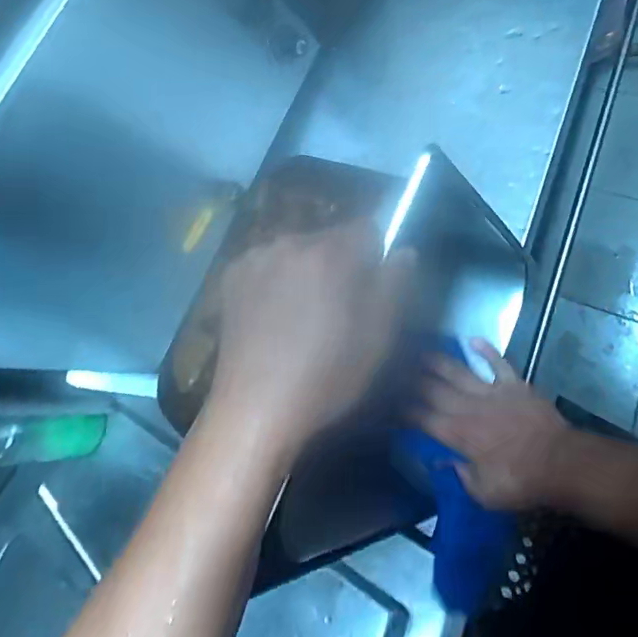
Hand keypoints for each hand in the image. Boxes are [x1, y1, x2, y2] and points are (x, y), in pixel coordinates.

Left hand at [209, 219, 415, 457]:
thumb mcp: (376, 337)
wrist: (255, 409)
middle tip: (339, 309)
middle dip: (341, 262)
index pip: (367, 227)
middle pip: (330, 237)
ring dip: (308, 269)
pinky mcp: (233, 275)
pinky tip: (275, 315)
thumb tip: (404, 250)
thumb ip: (393, 285)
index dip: (375, 254)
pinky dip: (278, 277)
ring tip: (304, 315)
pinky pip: (269, 262)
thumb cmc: (326, 377)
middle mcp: (289, 244)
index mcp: (328, 255)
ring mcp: (255, 257)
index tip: (371, 287)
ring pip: (298, 249)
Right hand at [413, 339, 573, 510]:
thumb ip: (460, 475)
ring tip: (423, 352)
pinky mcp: (514, 384)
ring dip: (440, 362)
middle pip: (436, 390)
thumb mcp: (484, 492)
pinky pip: (497, 363)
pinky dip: (486, 350)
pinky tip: (473, 340)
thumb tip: (441, 462)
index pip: (424, 419)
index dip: (406, 411)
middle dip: (415, 381)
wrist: (559, 461)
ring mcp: (492, 392)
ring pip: (460, 372)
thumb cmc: (520, 481)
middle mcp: (469, 408)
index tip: (392, 404)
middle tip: (398, 370)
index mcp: (458, 434)